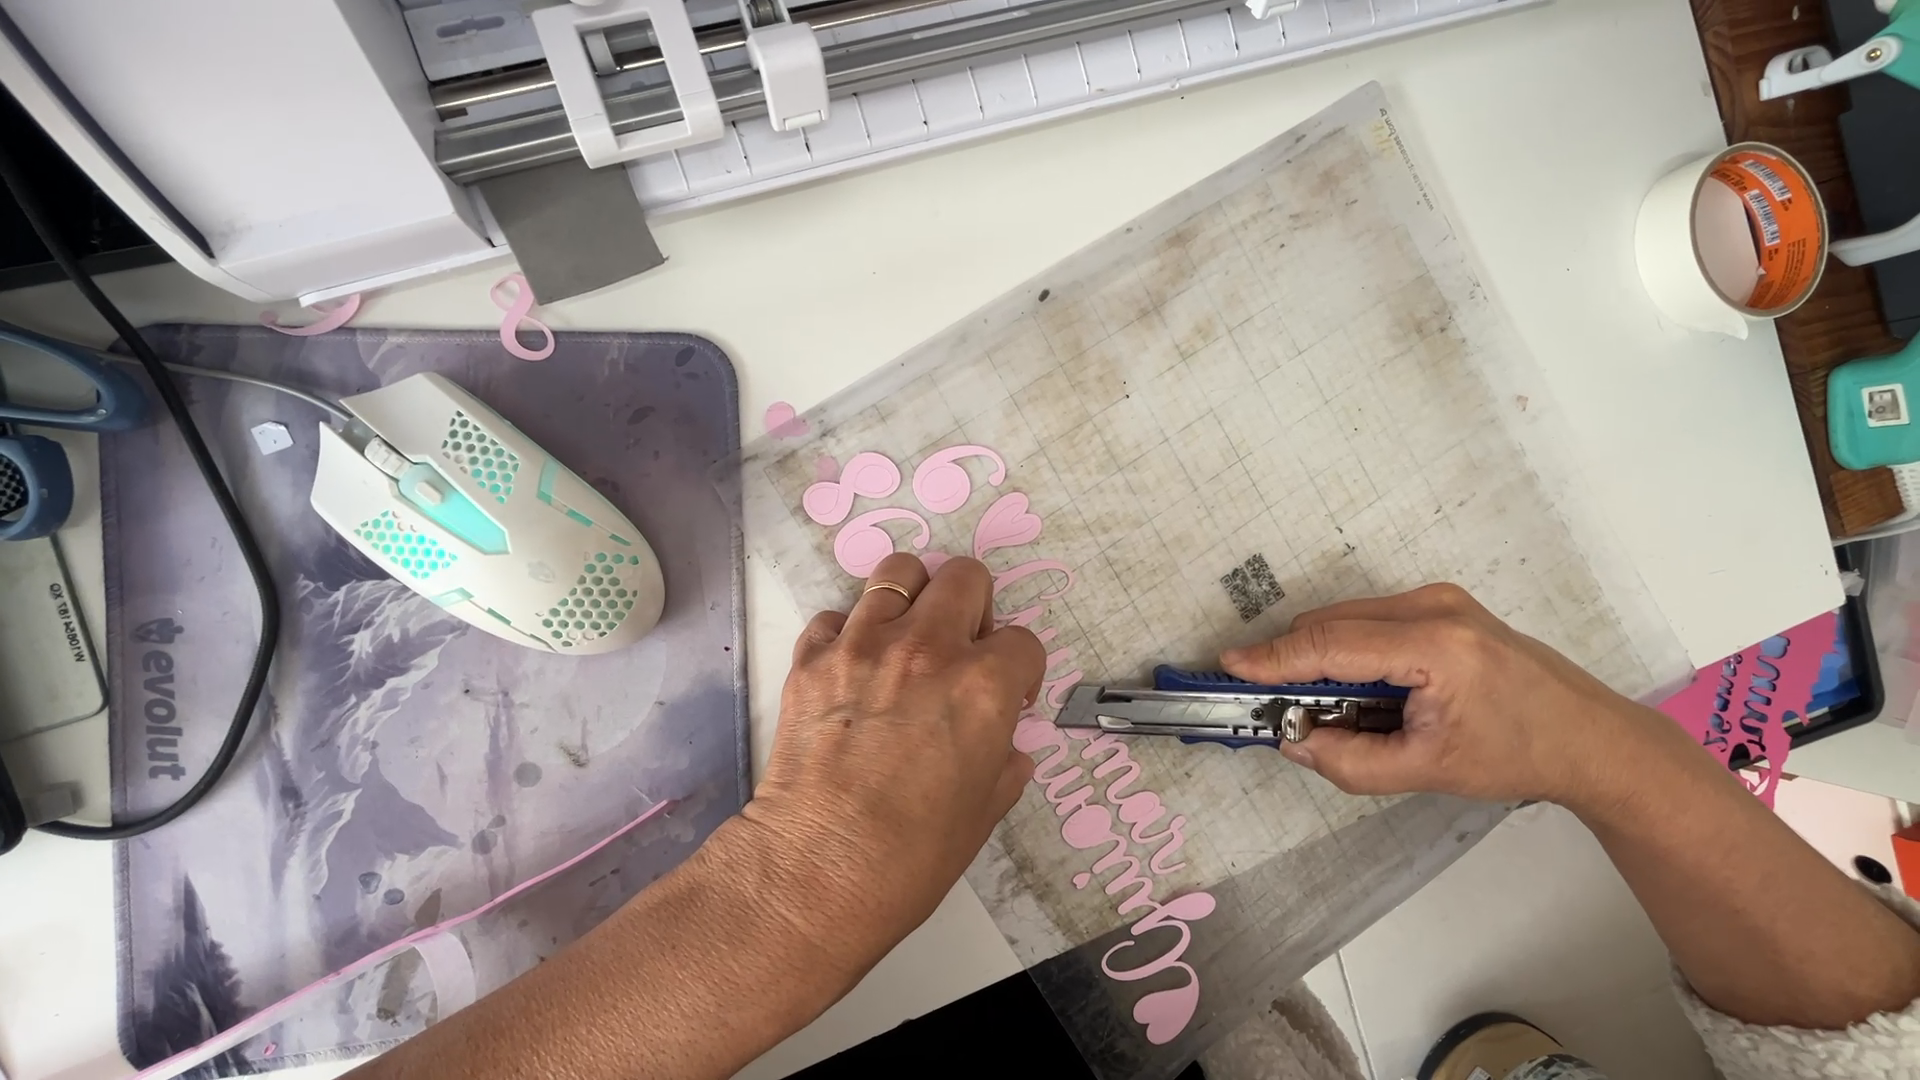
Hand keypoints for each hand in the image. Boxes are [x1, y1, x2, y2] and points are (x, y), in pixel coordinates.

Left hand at [736, 553, 1045, 967]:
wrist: (816, 871)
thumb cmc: (913, 855)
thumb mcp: (984, 813)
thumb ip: (1004, 765)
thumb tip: (1007, 749)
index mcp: (983, 685)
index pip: (1024, 641)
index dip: (1022, 669)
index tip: (1010, 695)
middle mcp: (927, 648)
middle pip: (965, 577)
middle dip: (975, 607)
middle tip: (961, 647)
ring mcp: (863, 645)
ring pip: (897, 572)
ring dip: (912, 598)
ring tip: (906, 636)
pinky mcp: (812, 658)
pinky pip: (835, 616)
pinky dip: (849, 633)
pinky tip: (852, 669)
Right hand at [1220, 583, 1653, 806]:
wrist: (1594, 739)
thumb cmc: (1518, 756)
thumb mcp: (1428, 772)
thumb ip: (1350, 762)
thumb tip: (1291, 740)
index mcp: (1436, 646)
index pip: (1332, 645)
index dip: (1275, 657)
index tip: (1230, 665)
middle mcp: (1433, 606)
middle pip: (1331, 624)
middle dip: (1293, 660)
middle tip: (1277, 703)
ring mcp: (1438, 598)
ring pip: (1345, 618)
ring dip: (1319, 655)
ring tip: (1324, 703)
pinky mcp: (1441, 602)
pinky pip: (1367, 618)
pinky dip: (1345, 648)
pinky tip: (1358, 686)